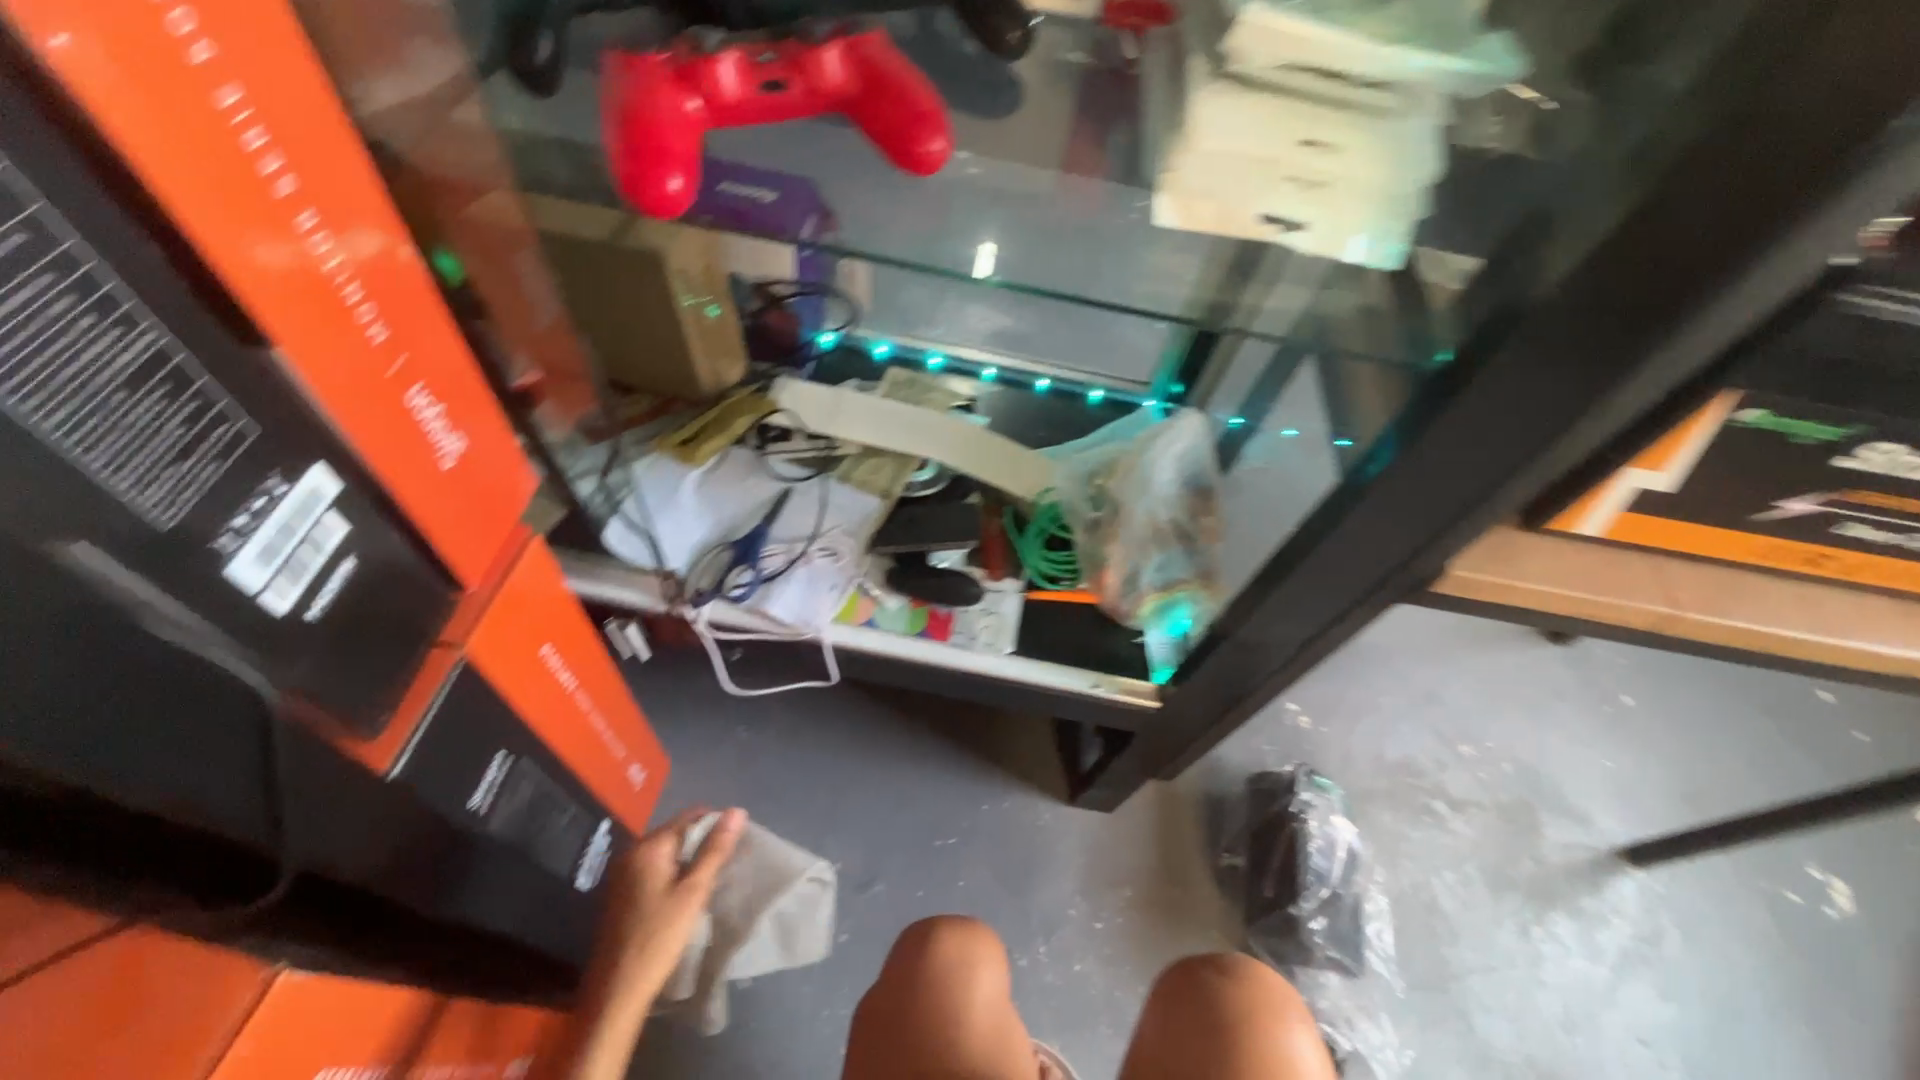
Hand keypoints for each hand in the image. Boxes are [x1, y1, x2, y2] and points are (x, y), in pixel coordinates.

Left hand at [603, 805, 747, 1006]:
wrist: (616, 989)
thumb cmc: (659, 938)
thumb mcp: (694, 892)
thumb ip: (715, 850)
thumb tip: (737, 810)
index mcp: (648, 846)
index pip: (689, 816)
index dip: (715, 825)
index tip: (735, 845)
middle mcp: (631, 852)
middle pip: (676, 833)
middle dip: (702, 844)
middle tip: (725, 865)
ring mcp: (622, 873)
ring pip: (665, 853)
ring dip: (688, 861)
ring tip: (710, 880)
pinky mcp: (621, 893)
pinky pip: (653, 870)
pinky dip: (672, 875)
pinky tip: (685, 896)